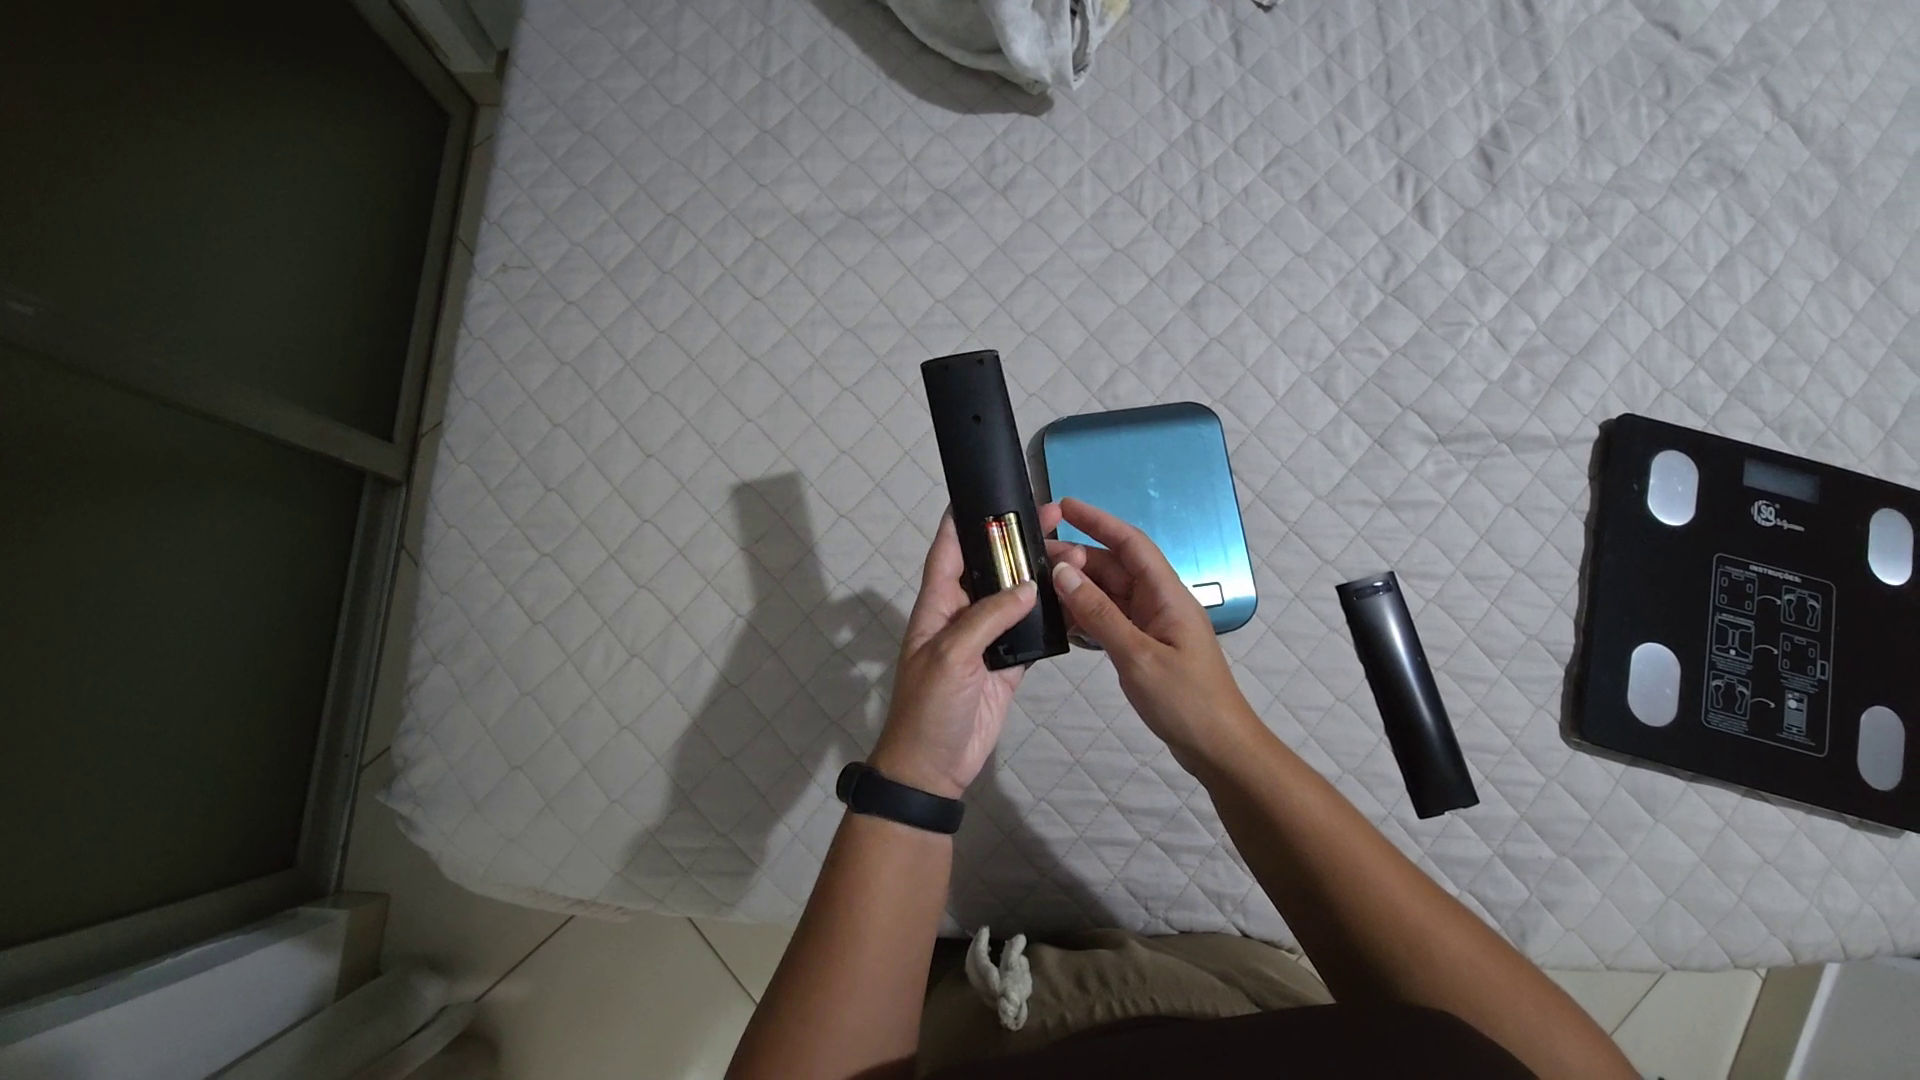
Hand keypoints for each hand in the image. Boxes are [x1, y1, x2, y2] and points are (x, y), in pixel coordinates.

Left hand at [873, 503, 1086, 799]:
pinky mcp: (1008, 665)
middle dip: (1015, 543)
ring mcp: (987, 640)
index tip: (988, 492)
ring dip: (1037, 577)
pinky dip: (1050, 618)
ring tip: (1070, 551)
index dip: (962, 522)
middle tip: (1051, 517)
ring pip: (1015, 598)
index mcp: (937, 606)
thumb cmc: (929, 707)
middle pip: (990, 569)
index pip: (948, 552)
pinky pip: (1031, 633)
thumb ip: (987, 618)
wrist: (934, 767)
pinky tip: (1074, 599)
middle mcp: (962, 616)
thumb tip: (1028, 586)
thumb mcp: (950, 656)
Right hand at [1047, 498, 1261, 768]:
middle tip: (1034, 556)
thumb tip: (1063, 572)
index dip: (1098, 521)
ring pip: (1109, 594)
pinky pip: (1110, 620)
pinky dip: (1086, 616)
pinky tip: (1060, 619)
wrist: (1218, 748)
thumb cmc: (1186, 700)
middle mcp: (1159, 602)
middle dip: (1077, 557)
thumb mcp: (1138, 656)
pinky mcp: (1145, 647)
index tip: (1065, 506)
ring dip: (1078, 587)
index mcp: (1167, 595)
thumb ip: (1099, 613)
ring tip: (1039, 585)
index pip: (1131, 544)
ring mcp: (1152, 626)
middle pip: (1115, 567)